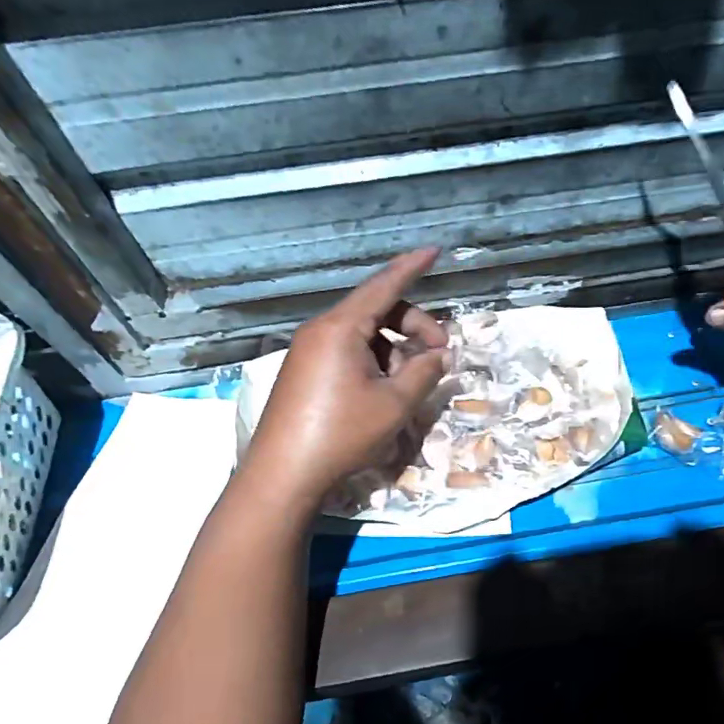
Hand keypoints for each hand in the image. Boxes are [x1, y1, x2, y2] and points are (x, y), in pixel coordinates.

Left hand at [241, 248, 448, 505]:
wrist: (283, 472)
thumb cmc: (341, 433)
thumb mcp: (394, 404)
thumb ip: (424, 372)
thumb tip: (439, 356)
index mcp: (341, 327)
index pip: (383, 285)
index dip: (412, 268)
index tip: (434, 250)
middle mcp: (320, 330)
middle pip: (376, 311)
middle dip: (413, 326)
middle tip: (439, 355)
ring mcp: (307, 351)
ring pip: (361, 335)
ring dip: (393, 350)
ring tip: (411, 383)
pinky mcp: (302, 372)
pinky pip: (344, 352)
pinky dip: (371, 362)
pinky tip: (383, 391)